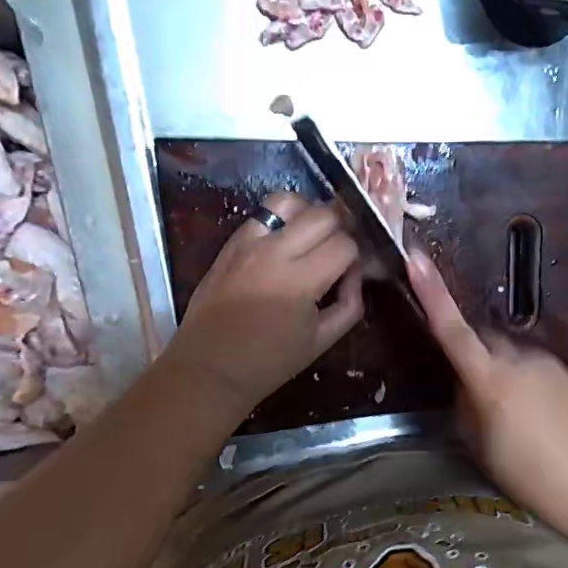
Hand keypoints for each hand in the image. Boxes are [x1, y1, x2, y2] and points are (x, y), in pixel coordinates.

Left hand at [162, 193, 362, 417]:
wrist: (210, 368)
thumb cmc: (270, 362)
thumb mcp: (323, 340)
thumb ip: (350, 304)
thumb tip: (355, 274)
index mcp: (300, 281)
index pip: (345, 244)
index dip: (357, 257)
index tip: (353, 274)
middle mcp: (274, 252)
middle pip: (324, 214)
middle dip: (341, 229)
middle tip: (339, 252)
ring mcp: (248, 243)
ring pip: (290, 200)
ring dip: (310, 214)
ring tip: (312, 238)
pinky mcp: (230, 243)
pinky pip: (262, 213)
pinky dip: (282, 219)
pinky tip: (285, 243)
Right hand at [407, 250, 567, 521]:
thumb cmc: (529, 473)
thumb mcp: (481, 446)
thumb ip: (465, 407)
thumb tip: (463, 385)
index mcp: (492, 380)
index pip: (453, 331)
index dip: (432, 294)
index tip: (416, 259)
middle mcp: (520, 360)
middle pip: (482, 337)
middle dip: (469, 350)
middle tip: (466, 389)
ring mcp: (547, 362)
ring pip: (507, 351)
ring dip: (496, 367)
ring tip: (504, 411)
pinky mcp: (565, 371)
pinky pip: (530, 364)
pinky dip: (519, 377)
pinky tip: (530, 412)